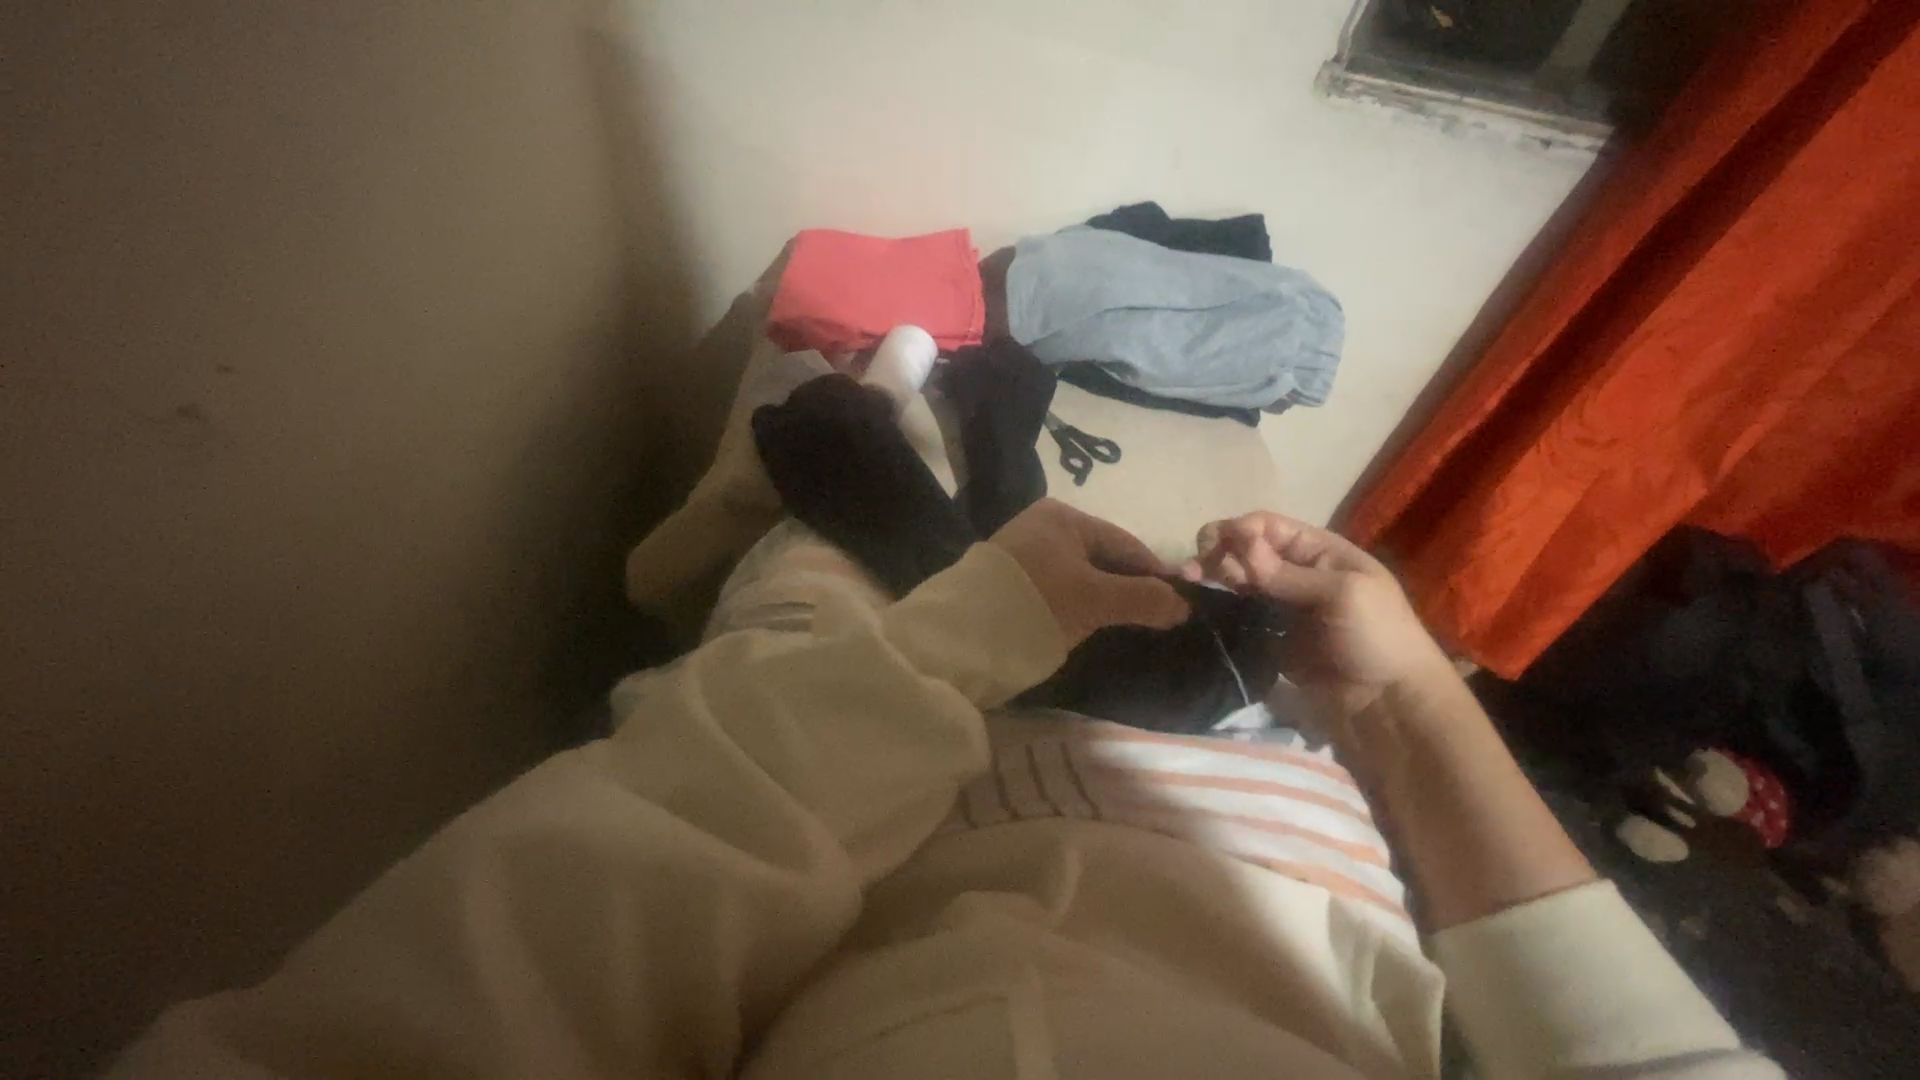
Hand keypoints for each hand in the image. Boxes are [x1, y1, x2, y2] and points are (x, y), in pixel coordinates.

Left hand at [990, 499, 1190, 646]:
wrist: (963, 636)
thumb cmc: (1038, 604)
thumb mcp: (1096, 600)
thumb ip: (1143, 599)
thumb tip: (1183, 605)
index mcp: (1062, 517)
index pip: (1124, 543)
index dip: (1155, 574)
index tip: (1179, 604)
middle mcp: (1041, 526)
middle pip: (1101, 559)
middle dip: (1128, 588)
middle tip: (1155, 619)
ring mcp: (1023, 554)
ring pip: (1080, 576)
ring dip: (1104, 599)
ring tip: (1125, 625)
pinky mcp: (1010, 582)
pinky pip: (1058, 589)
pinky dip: (1078, 605)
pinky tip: (1088, 625)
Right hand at [1182, 512, 1452, 712]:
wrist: (1387, 703)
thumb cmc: (1377, 636)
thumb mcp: (1343, 593)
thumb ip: (1287, 572)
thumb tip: (1239, 543)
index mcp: (1320, 552)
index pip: (1268, 527)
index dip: (1239, 531)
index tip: (1215, 546)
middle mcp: (1296, 573)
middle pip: (1246, 550)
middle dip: (1217, 551)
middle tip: (1193, 569)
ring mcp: (1281, 606)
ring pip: (1237, 580)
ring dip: (1211, 575)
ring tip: (1188, 580)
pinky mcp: (1268, 638)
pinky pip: (1238, 615)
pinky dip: (1218, 607)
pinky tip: (1200, 605)